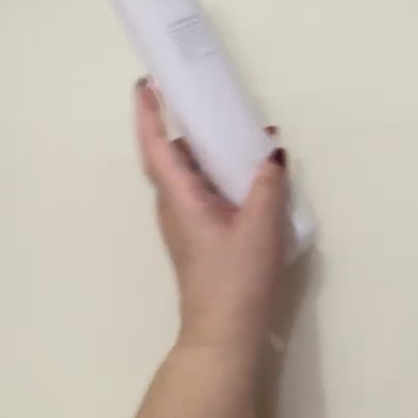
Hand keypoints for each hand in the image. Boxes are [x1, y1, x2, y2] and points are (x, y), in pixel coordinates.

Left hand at [133, 80, 290, 354]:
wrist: (224, 334)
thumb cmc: (235, 278)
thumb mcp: (260, 226)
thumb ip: (267, 184)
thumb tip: (272, 152)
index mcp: (180, 198)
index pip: (155, 147)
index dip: (148, 114)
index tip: (146, 84)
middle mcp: (175, 207)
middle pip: (174, 157)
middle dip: (190, 127)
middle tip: (214, 103)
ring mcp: (186, 224)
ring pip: (192, 176)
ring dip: (211, 152)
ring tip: (243, 135)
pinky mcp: (201, 236)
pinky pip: (206, 193)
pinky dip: (223, 175)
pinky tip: (253, 176)